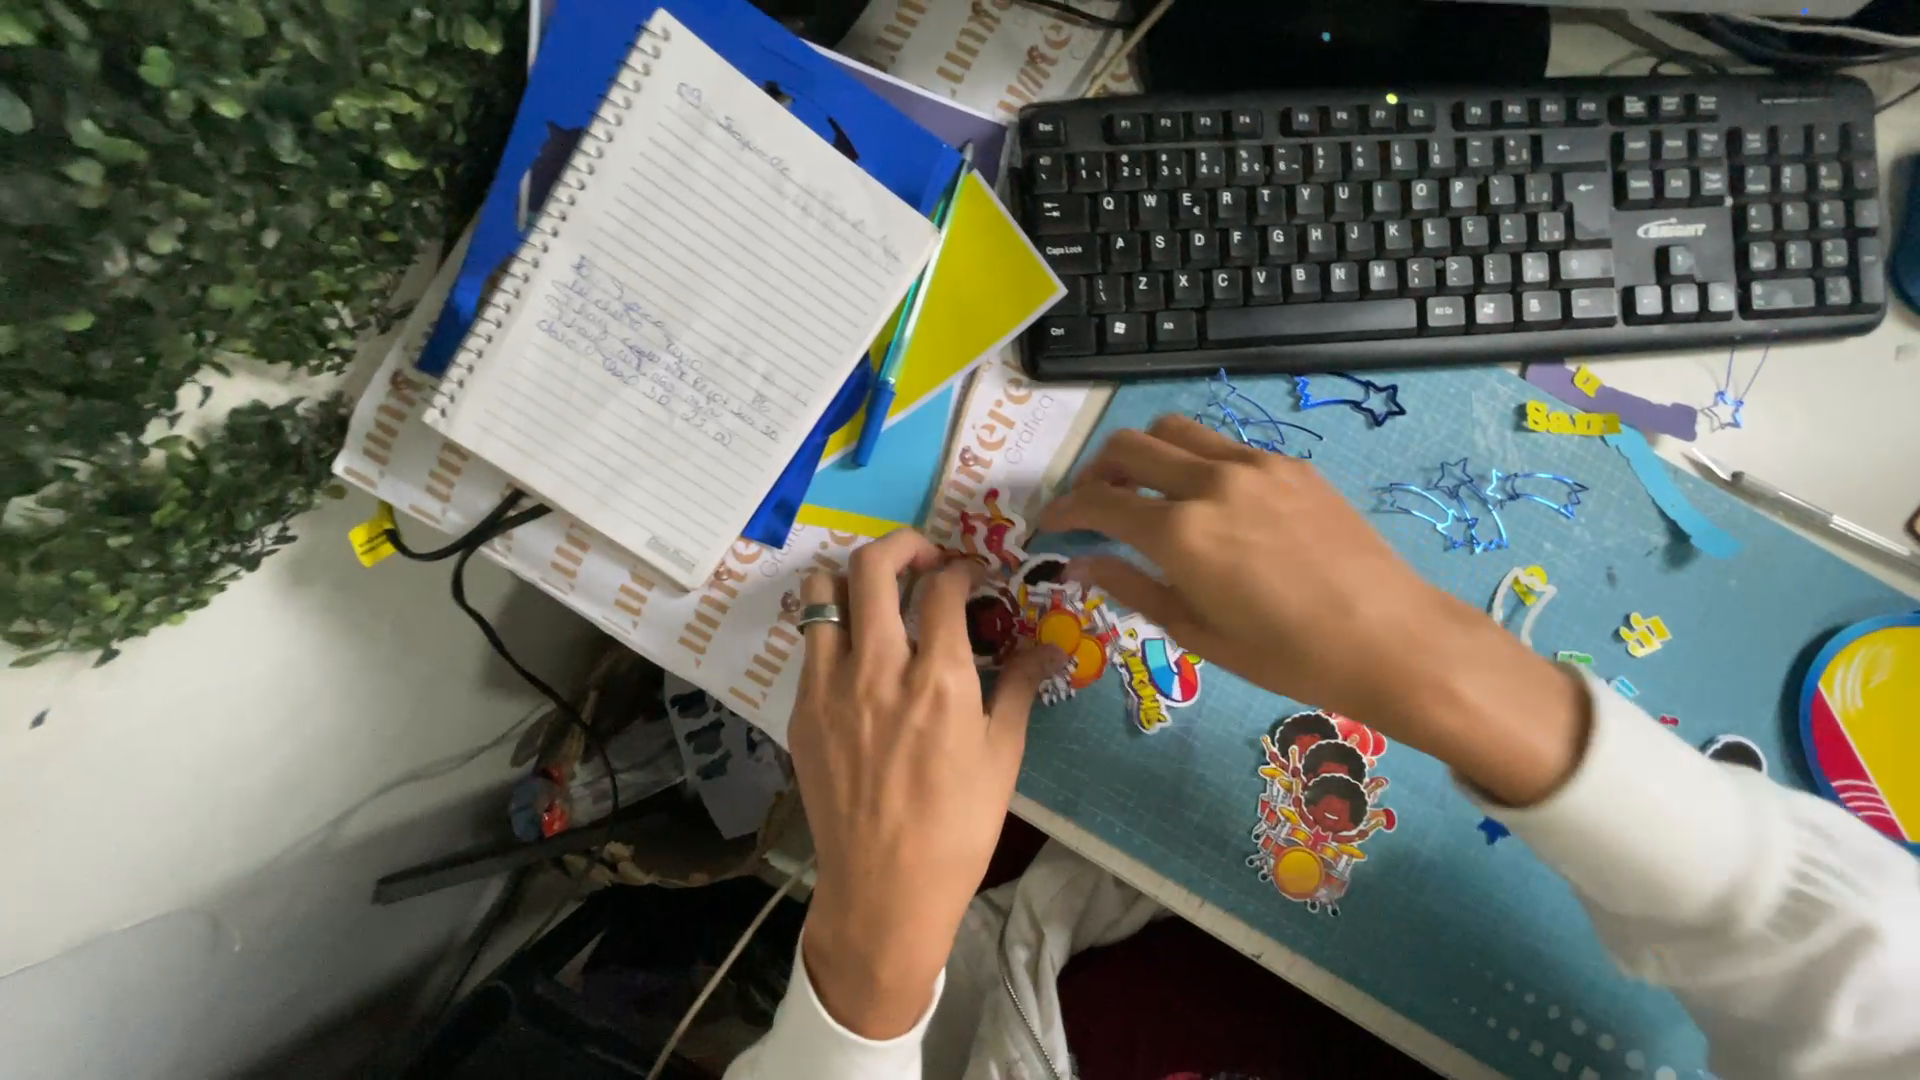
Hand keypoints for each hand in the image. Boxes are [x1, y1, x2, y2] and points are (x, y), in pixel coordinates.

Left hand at [788, 529, 1058, 1038]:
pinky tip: (857, 656)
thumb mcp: (1003, 755)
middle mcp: (877, 668)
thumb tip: (1049, 649)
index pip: (943, 587)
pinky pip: (810, 645)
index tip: (970, 576)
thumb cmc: (958, 826)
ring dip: (852, 579)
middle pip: (872, 566)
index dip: (961, 567)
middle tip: (923, 558)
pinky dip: (834, 629)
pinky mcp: (801, 711)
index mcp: (938, 678)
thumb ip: (1019, 686)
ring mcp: (829, 687)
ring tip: (878, 597)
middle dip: (902, 544)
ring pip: (821, 593)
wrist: (885, 890)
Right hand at [1038, 415, 1587, 805]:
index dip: (1063, 508)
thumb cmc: (1286, 655)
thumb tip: (1080, 562)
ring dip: (1143, 453)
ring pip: (1174, 430)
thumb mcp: (1196, 631)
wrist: (1392, 639)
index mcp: (1180, 532)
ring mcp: (1253, 465)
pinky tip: (1206, 500)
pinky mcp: (1288, 464)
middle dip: (1095, 470)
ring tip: (1144, 490)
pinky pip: (1221, 445)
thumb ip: (1132, 585)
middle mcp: (1210, 482)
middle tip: (1092, 502)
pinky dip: (1193, 460)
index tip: (1050, 521)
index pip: (1098, 501)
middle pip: (1127, 447)